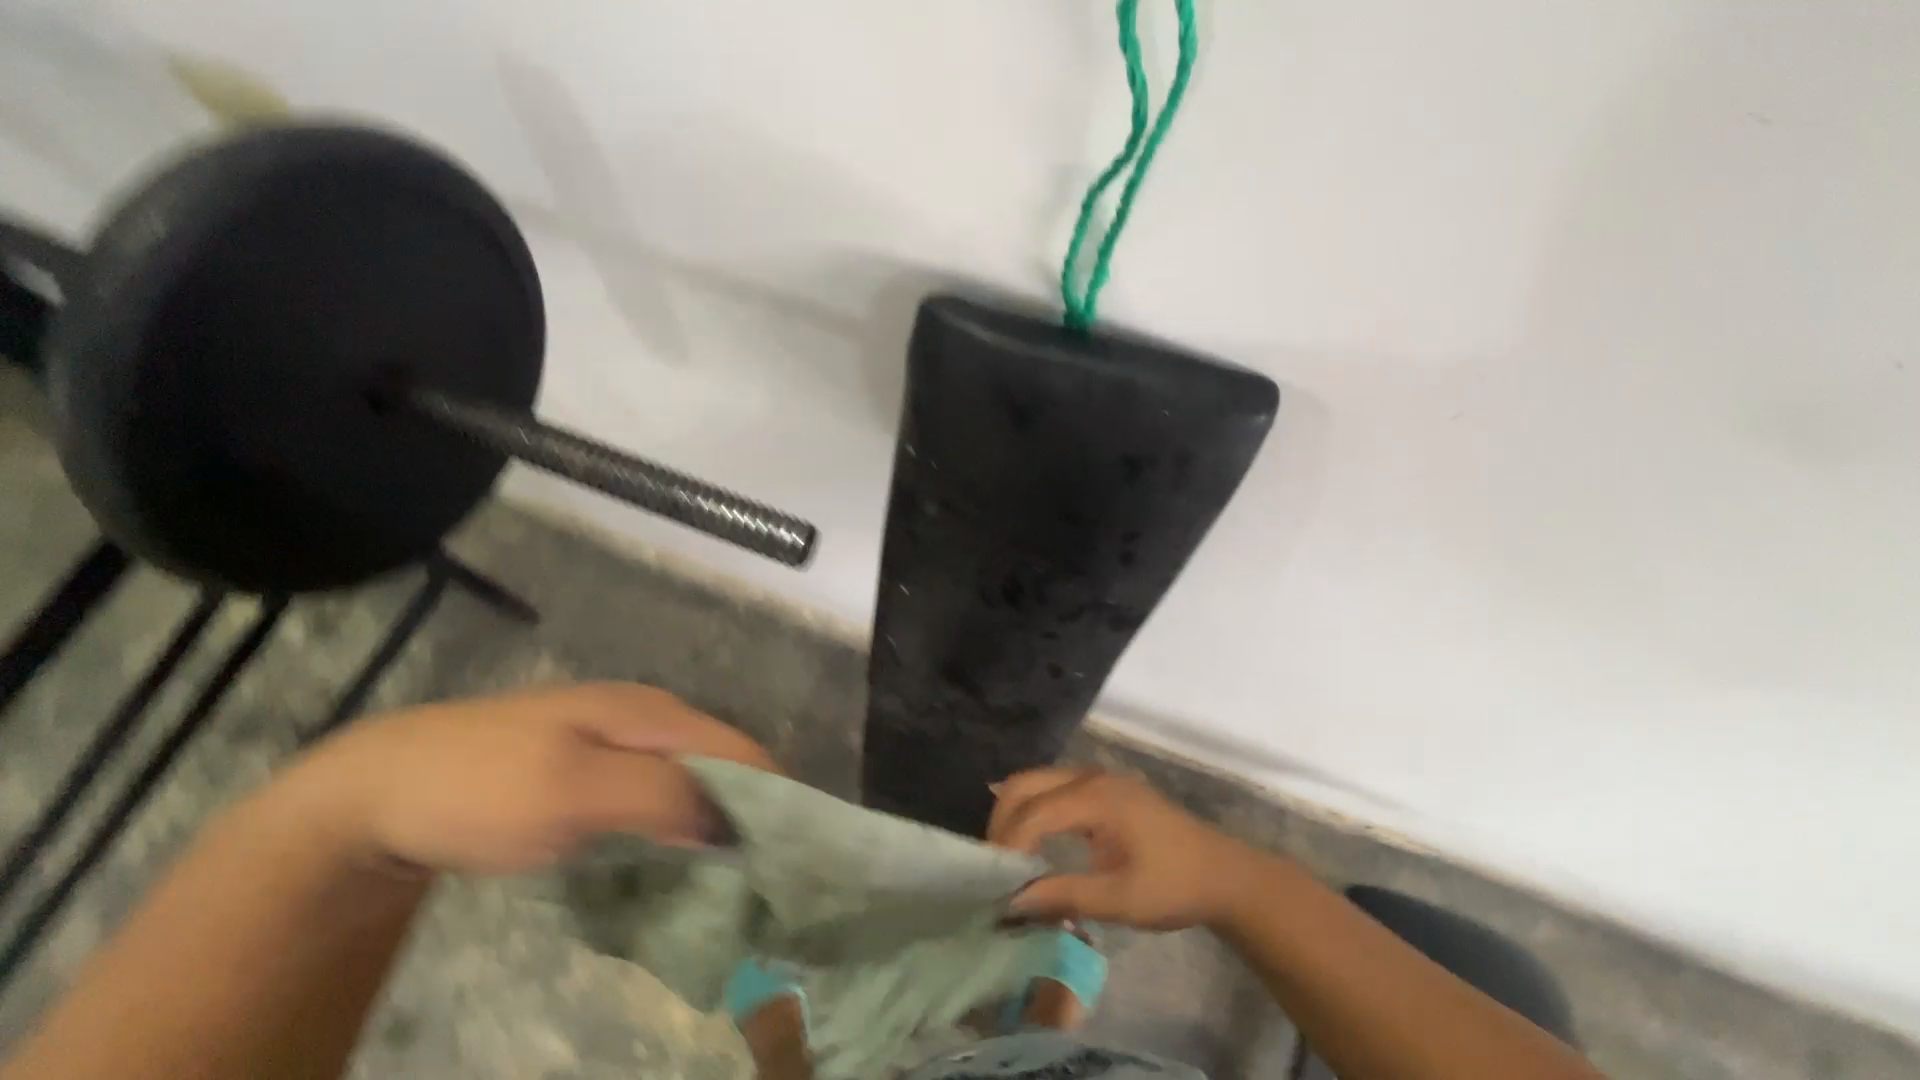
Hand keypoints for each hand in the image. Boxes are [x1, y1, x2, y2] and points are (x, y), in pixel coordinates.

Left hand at [282, 682, 777, 875]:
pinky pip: (657, 796)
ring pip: (693, 781)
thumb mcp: (574, 792)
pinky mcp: (589, 768)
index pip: (744, 751)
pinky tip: (670, 865)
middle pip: (725, 764)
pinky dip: (677, 829)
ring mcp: (615, 741)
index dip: (776, 801)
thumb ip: (661, 795)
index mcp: (652, 714)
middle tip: (761, 885)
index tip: (790, 866)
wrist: (376, 792)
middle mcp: (646, 719)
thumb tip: (733, 821)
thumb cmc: (482, 789)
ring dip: (715, 827)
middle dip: (751, 817)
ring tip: (727, 884)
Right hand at [988, 767, 1267, 929]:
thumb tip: (1010, 902)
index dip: (1006, 846)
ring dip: (1014, 813)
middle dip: (1000, 821)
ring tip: (1004, 858)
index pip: (1032, 813)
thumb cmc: (1175, 887)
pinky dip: (1032, 810)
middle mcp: (1090, 777)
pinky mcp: (1102, 788)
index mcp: (1095, 797)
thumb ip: (1063, 895)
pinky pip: (1051, 788)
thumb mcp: (1120, 900)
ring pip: (1035, 781)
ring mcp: (1097, 778)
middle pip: (1024, 784)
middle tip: (990, 867)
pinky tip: (1029, 843)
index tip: (992, 884)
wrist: (1224, 875)